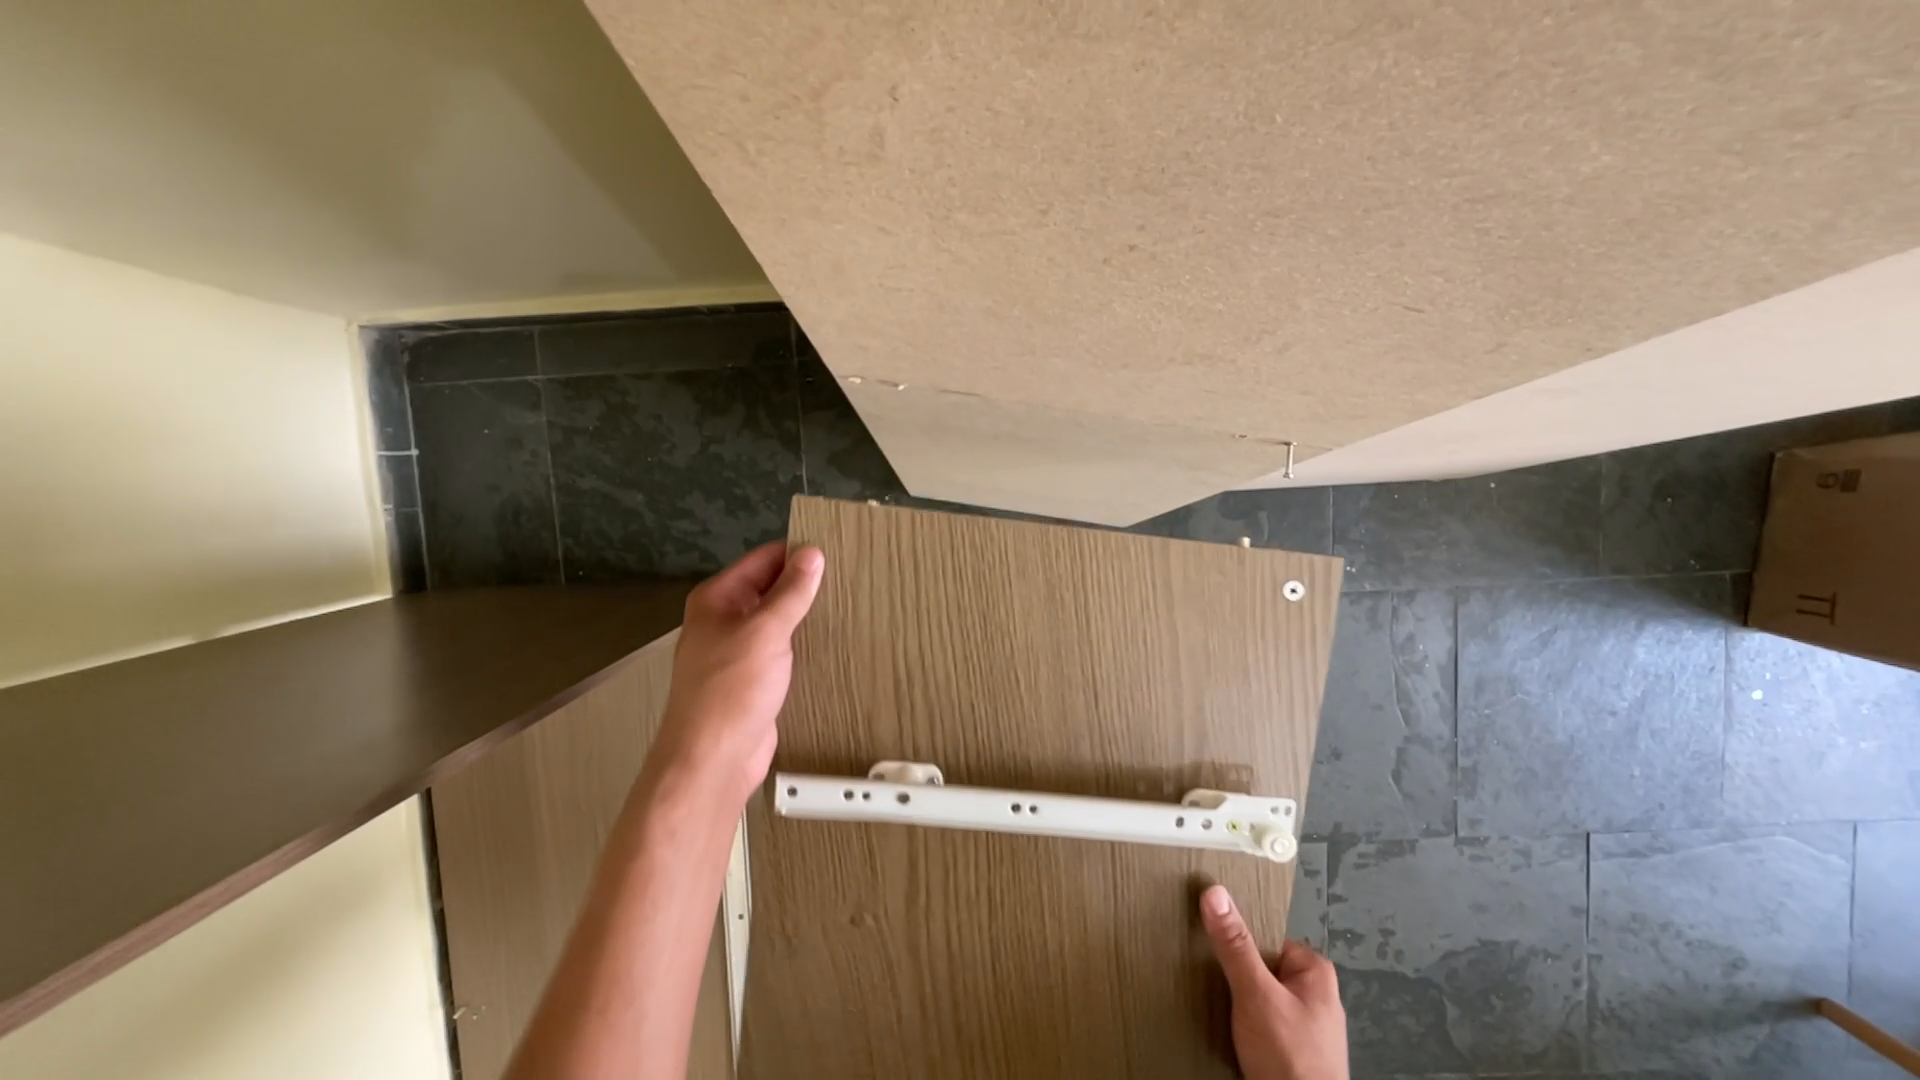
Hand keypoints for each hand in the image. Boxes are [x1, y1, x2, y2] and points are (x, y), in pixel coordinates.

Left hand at [649, 541, 824, 806]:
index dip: (797, 553)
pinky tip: (831, 645)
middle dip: (805, 585)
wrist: (714, 759)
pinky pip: (783, 651)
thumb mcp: (765, 632)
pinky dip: (803, 646)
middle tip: (849, 578)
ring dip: (806, 617)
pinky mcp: (754, 680)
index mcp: (717, 600)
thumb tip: (812, 554)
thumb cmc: (729, 691)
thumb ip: (790, 593)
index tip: (836, 549)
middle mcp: (725, 621)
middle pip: (771, 589)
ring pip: (779, 622)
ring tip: (848, 607)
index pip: (763, 560)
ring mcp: (739, 652)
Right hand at [1200, 884, 1349, 1079]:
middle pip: (1260, 970)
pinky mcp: (1290, 1055)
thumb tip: (1214, 891)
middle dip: (1233, 977)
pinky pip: (1258, 1028)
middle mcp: (1314, 997)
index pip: (1265, 939)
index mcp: (1315, 972)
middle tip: (1203, 978)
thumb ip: (1234, 945)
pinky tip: (1223, 1032)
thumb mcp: (1256, 993)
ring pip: (1257, 1001)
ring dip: (1234, 1005)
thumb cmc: (1288, 1055)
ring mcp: (1303, 1029)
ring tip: (1209, 1005)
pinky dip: (1240, 1028)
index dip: (1237, 943)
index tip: (1206, 944)